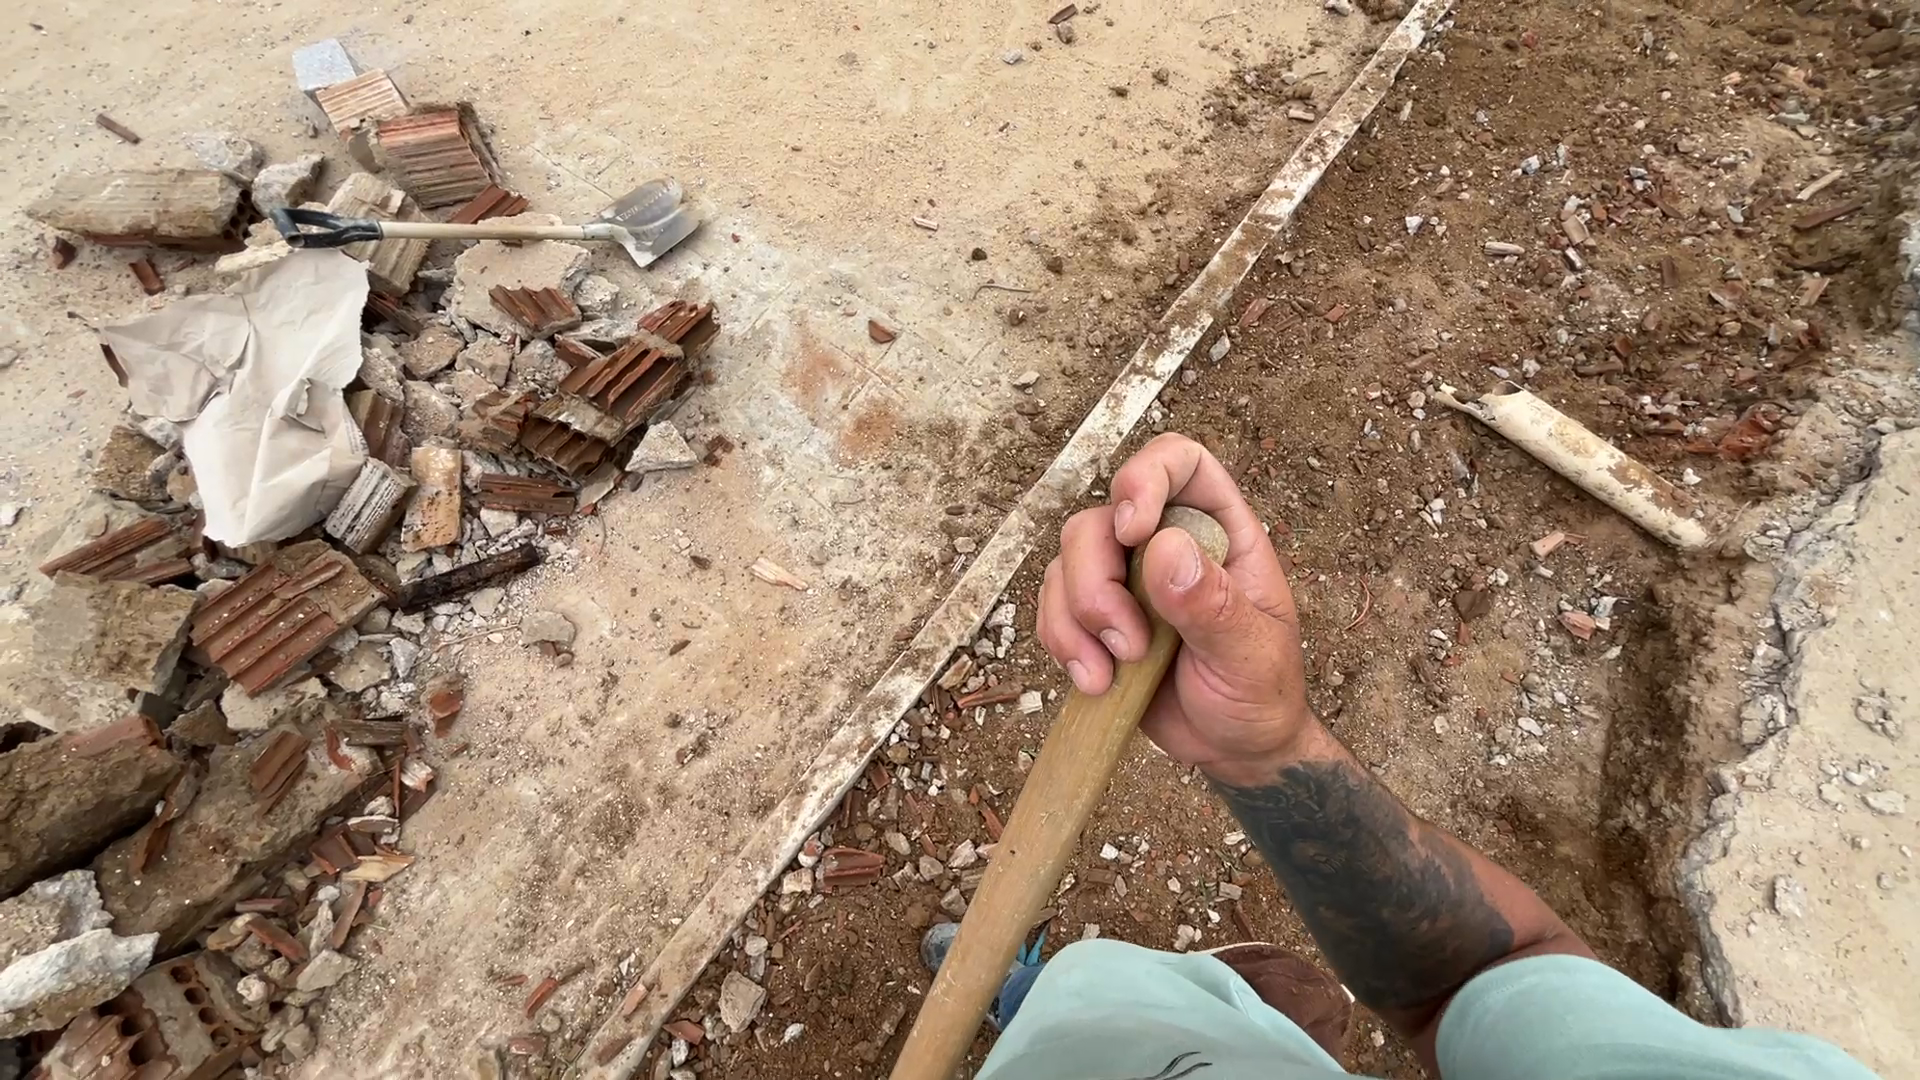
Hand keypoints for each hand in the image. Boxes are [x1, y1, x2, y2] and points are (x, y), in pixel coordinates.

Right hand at [1036, 433, 1313, 784]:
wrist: (1229, 747)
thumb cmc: (1258, 692)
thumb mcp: (1251, 654)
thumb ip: (1213, 603)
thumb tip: (1162, 549)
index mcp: (1216, 532)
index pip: (1177, 463)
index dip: (1145, 478)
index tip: (1131, 532)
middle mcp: (1162, 543)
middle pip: (1097, 522)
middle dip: (1096, 584)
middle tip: (1128, 643)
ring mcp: (1122, 579)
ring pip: (1064, 564)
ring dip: (1076, 621)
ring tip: (1109, 674)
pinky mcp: (1091, 617)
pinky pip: (1051, 607)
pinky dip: (1062, 643)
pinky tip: (1095, 681)